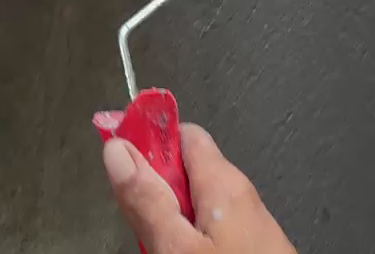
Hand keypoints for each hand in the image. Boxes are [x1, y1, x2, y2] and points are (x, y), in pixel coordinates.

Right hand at [102, 123, 297, 253]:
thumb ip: (145, 198)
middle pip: (188, 174)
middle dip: (158, 194)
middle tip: (143, 229)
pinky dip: (195, 246)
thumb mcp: (176, 250)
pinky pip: (218, 238)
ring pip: (200, 211)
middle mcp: (244, 199)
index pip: (181, 132)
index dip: (148, 140)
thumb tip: (117, 147)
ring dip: (174, 225)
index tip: (120, 160)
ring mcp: (257, 233)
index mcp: (225, 182)